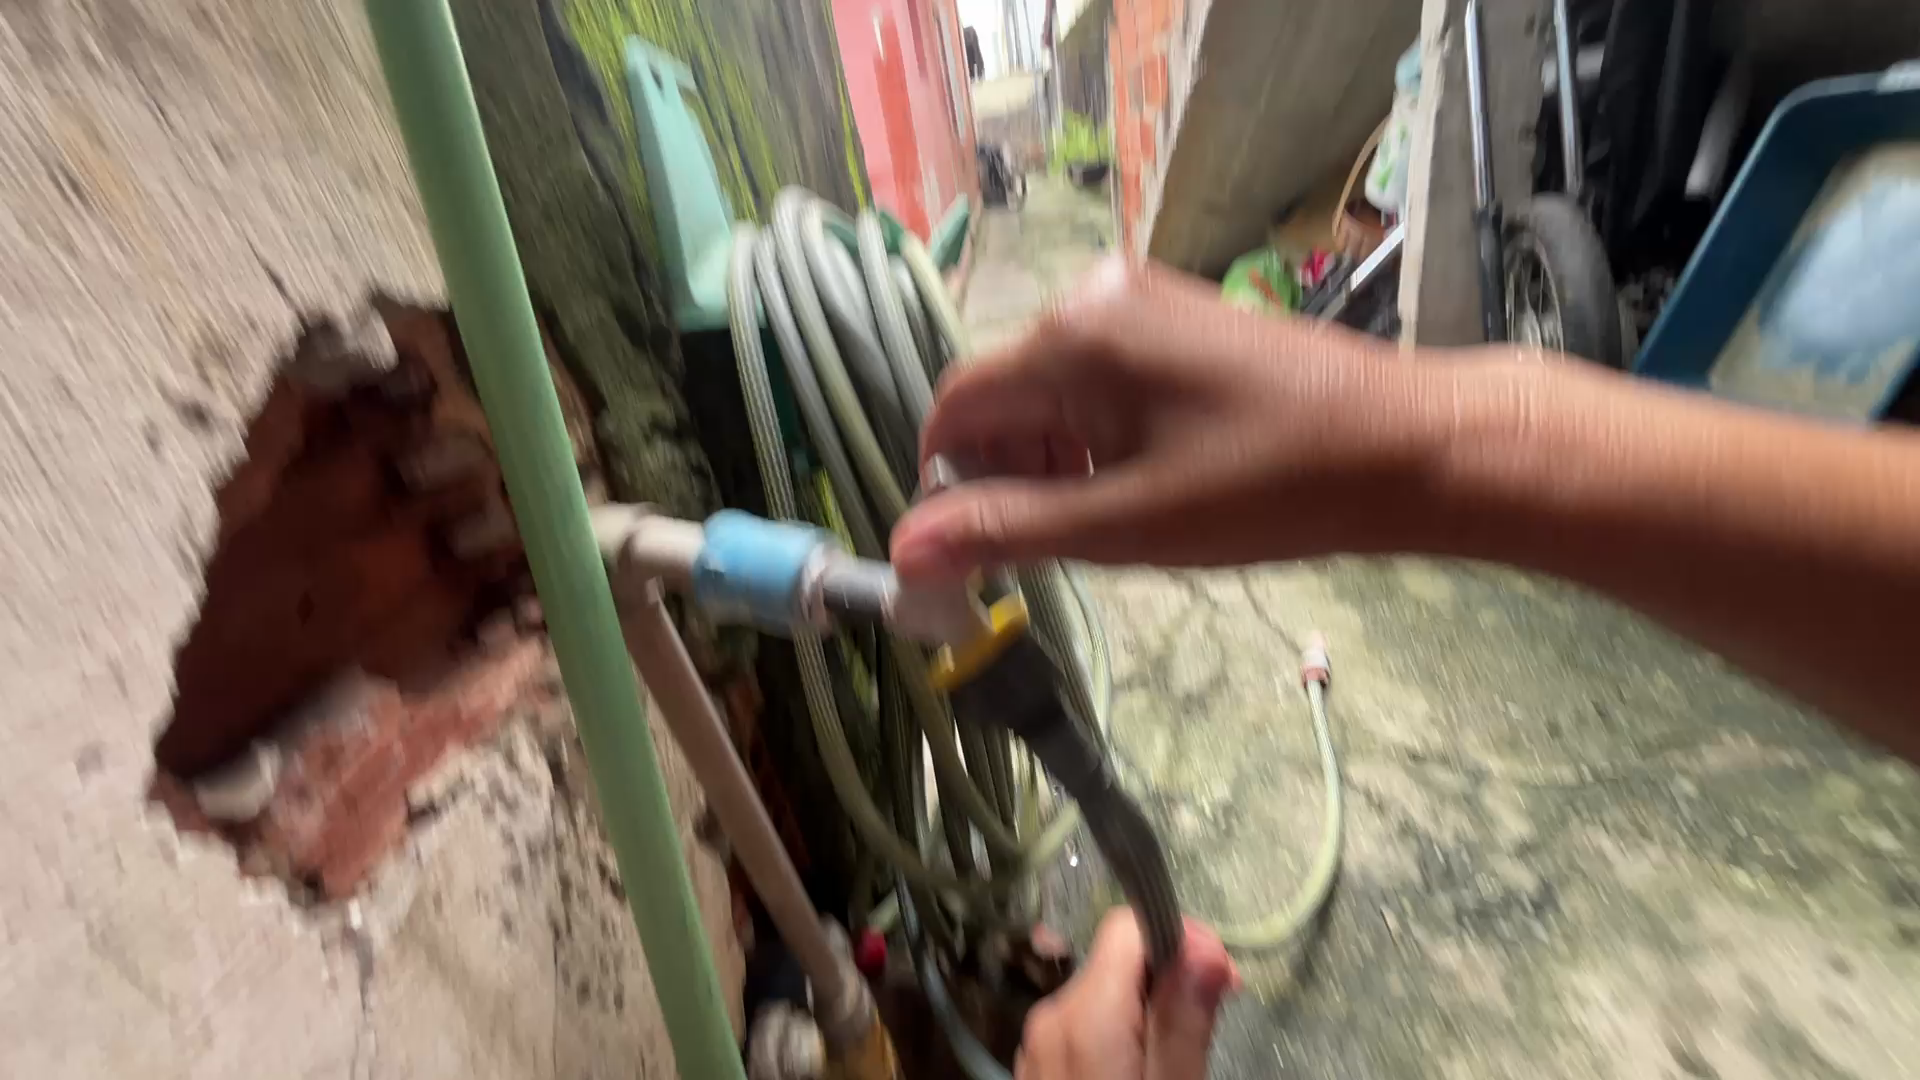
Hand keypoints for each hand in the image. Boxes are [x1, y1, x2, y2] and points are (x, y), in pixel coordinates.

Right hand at [893, 259, 1443, 579]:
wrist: (1407, 446)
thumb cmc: (1264, 492)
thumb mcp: (1123, 523)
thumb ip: (1005, 528)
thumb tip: (903, 548)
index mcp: (1069, 338)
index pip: (955, 407)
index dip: (947, 480)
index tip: (973, 546)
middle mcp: (1087, 297)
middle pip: (998, 397)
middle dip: (1002, 472)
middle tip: (1048, 540)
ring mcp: (1132, 299)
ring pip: (1042, 391)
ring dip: (1044, 459)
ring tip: (1098, 514)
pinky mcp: (1166, 317)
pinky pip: (1088, 378)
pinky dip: (1083, 434)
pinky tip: (1127, 474)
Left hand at [1015, 910, 1238, 1079]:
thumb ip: (1183, 1023)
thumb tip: (1205, 943)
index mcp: (1082, 1013)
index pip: (1125, 927)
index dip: (1178, 939)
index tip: (1221, 979)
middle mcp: (1050, 1014)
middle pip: (1117, 964)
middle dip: (1166, 984)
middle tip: (1208, 1035)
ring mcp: (1035, 1044)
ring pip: (1103, 999)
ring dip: (1142, 1015)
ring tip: (1174, 1064)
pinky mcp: (1035, 1069)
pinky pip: (1083, 1032)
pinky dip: (1116, 1041)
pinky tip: (1136, 1073)